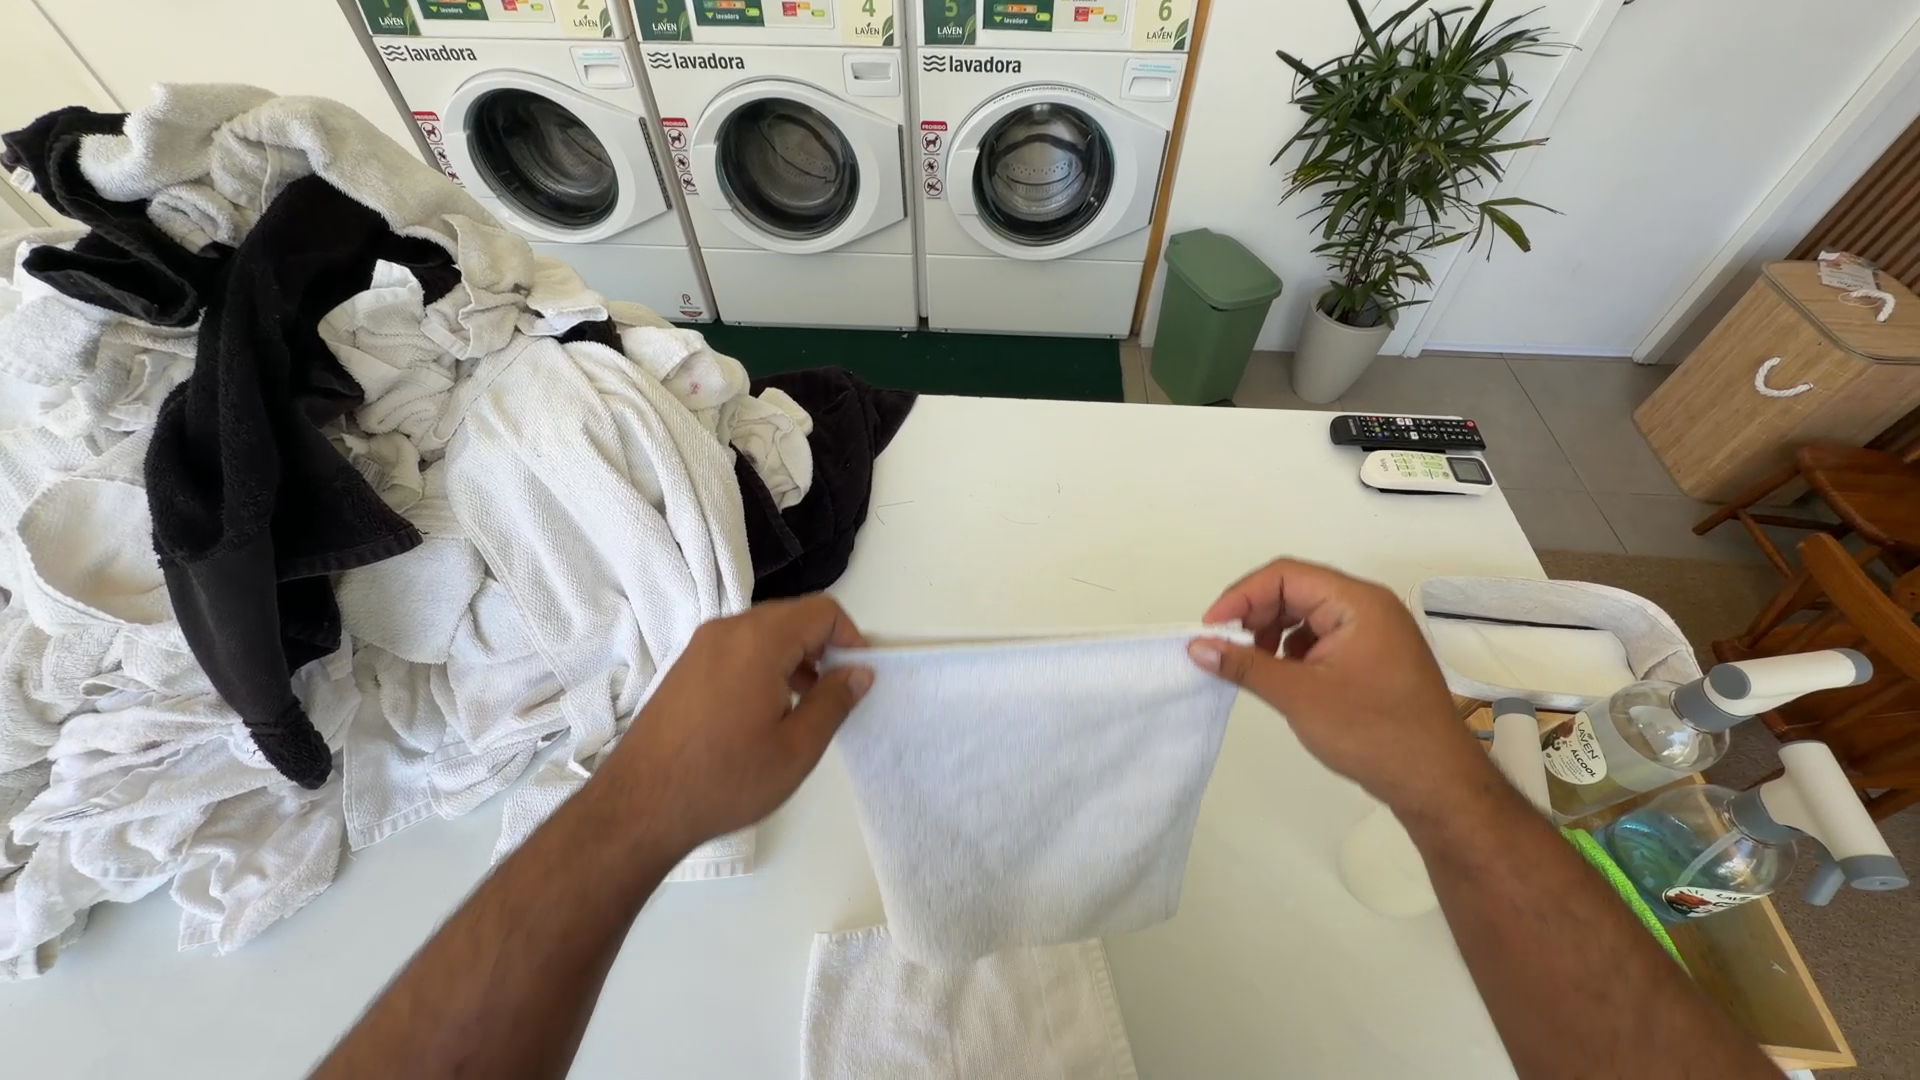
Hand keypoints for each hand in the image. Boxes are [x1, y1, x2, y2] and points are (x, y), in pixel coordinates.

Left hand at [604, 594, 872, 854]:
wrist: (638, 808)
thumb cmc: (725, 778)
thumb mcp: (797, 748)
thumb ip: (835, 701)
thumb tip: (859, 671)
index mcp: (759, 641)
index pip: (822, 611)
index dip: (851, 638)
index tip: (857, 677)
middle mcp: (728, 630)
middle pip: (793, 616)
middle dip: (824, 647)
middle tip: (834, 693)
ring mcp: (701, 646)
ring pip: (765, 632)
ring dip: (795, 657)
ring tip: (802, 706)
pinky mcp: (686, 666)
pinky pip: (739, 648)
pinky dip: (764, 665)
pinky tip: (764, 710)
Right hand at [1188, 558, 1491, 813]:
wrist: (1437, 784)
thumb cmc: (1372, 731)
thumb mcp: (1298, 695)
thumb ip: (1244, 665)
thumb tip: (1197, 646)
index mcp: (1357, 602)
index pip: (1285, 575)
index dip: (1241, 595)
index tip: (1211, 628)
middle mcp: (1368, 607)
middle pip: (1295, 589)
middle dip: (1254, 614)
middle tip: (1225, 646)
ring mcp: (1373, 632)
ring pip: (1305, 613)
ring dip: (1270, 632)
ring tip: (1251, 663)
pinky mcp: (1372, 657)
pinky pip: (1320, 636)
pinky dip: (1291, 649)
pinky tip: (1281, 676)